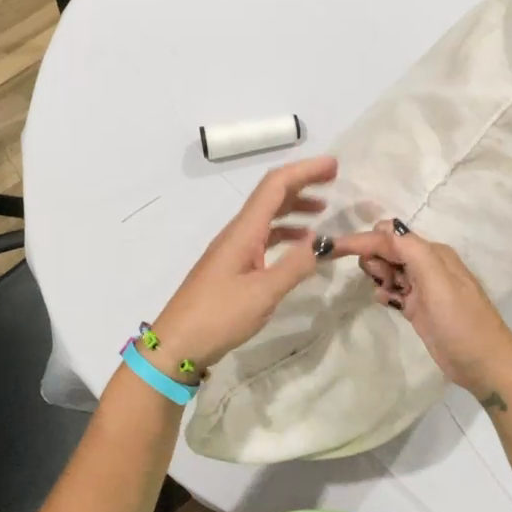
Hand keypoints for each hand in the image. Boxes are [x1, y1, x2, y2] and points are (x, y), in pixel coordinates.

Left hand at [149, 156, 336, 377]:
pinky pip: (263, 239)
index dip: (305, 171)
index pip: (275, 186)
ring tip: (324, 212)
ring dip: (295, 208)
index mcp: (243, 231)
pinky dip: (285, 234)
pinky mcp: (233, 268)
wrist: (176, 345)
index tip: (334, 166)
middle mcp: (238, 233)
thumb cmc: (218, 316)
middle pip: (271, 196)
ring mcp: (233, 250)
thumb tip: (322, 242)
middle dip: (302, 183)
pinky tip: (300, 246)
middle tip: (334, 181)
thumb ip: (294, 266)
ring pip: (267, 217)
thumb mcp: (263, 293)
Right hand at [337, 222, 511, 398]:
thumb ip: (412, 252)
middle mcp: (427, 264)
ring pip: (388, 268)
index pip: (389, 236)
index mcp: (433, 253)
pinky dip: (384, 292)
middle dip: (374, 259)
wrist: (486, 366)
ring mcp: (423, 286)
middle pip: (386, 248)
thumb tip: (383, 227)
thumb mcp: (438, 283)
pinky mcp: (418, 307)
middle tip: (383, 282)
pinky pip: (392, 289)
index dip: (361, 240)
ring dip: (379, 276)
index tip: (331, 248)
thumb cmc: (462, 324)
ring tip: (389, 295)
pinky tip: (387, 302)